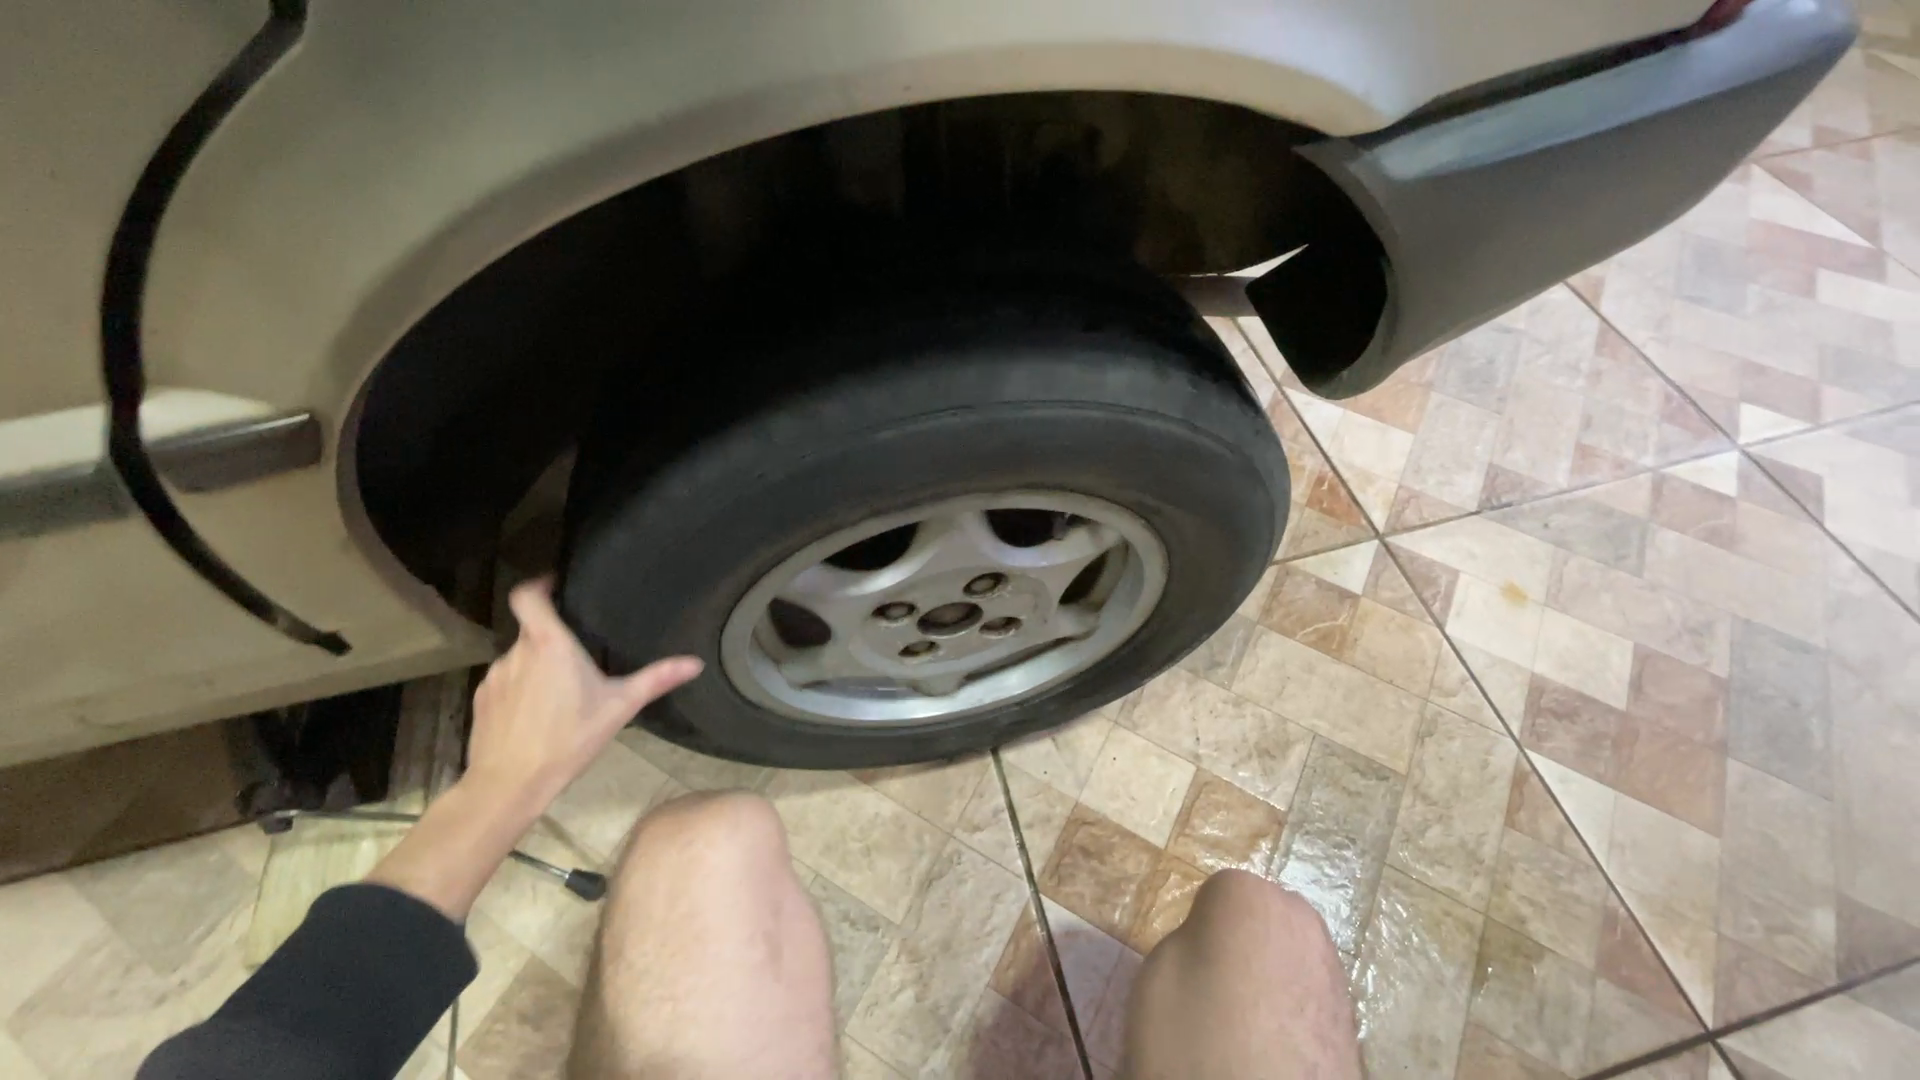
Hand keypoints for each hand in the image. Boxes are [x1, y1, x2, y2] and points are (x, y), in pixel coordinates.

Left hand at [464, 578, 702, 811]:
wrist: (509, 784)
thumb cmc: (569, 739)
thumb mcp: (620, 707)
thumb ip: (656, 680)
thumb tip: (695, 663)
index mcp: (550, 644)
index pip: (528, 596)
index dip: (538, 585)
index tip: (554, 585)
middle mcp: (516, 651)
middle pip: (532, 631)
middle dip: (553, 641)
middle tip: (578, 661)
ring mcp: (494, 676)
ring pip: (519, 659)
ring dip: (536, 668)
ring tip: (558, 694)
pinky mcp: (480, 700)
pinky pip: (504, 683)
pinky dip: (519, 690)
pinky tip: (535, 716)